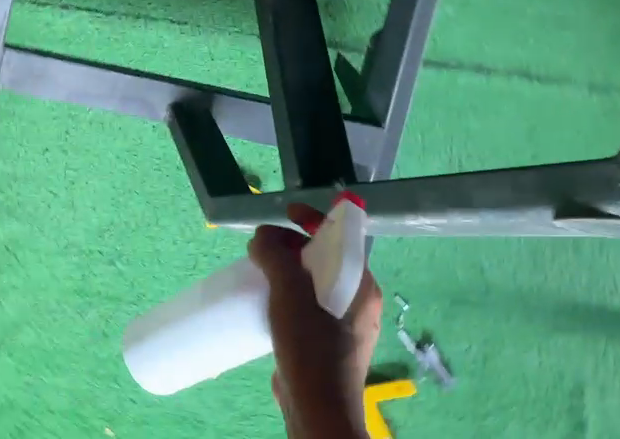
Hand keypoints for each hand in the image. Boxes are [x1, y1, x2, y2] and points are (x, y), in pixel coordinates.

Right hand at [249, 204, 382, 438]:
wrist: (317, 409)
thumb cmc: (311, 346)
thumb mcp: (289, 292)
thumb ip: (275, 256)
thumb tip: (262, 238)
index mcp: (361, 286)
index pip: (342, 237)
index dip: (313, 218)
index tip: (285, 210)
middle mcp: (357, 301)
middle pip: (324, 257)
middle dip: (291, 243)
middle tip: (261, 244)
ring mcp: (342, 323)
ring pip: (312, 280)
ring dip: (284, 268)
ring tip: (257, 268)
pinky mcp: (325, 341)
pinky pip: (305, 302)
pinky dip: (285, 291)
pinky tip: (265, 298)